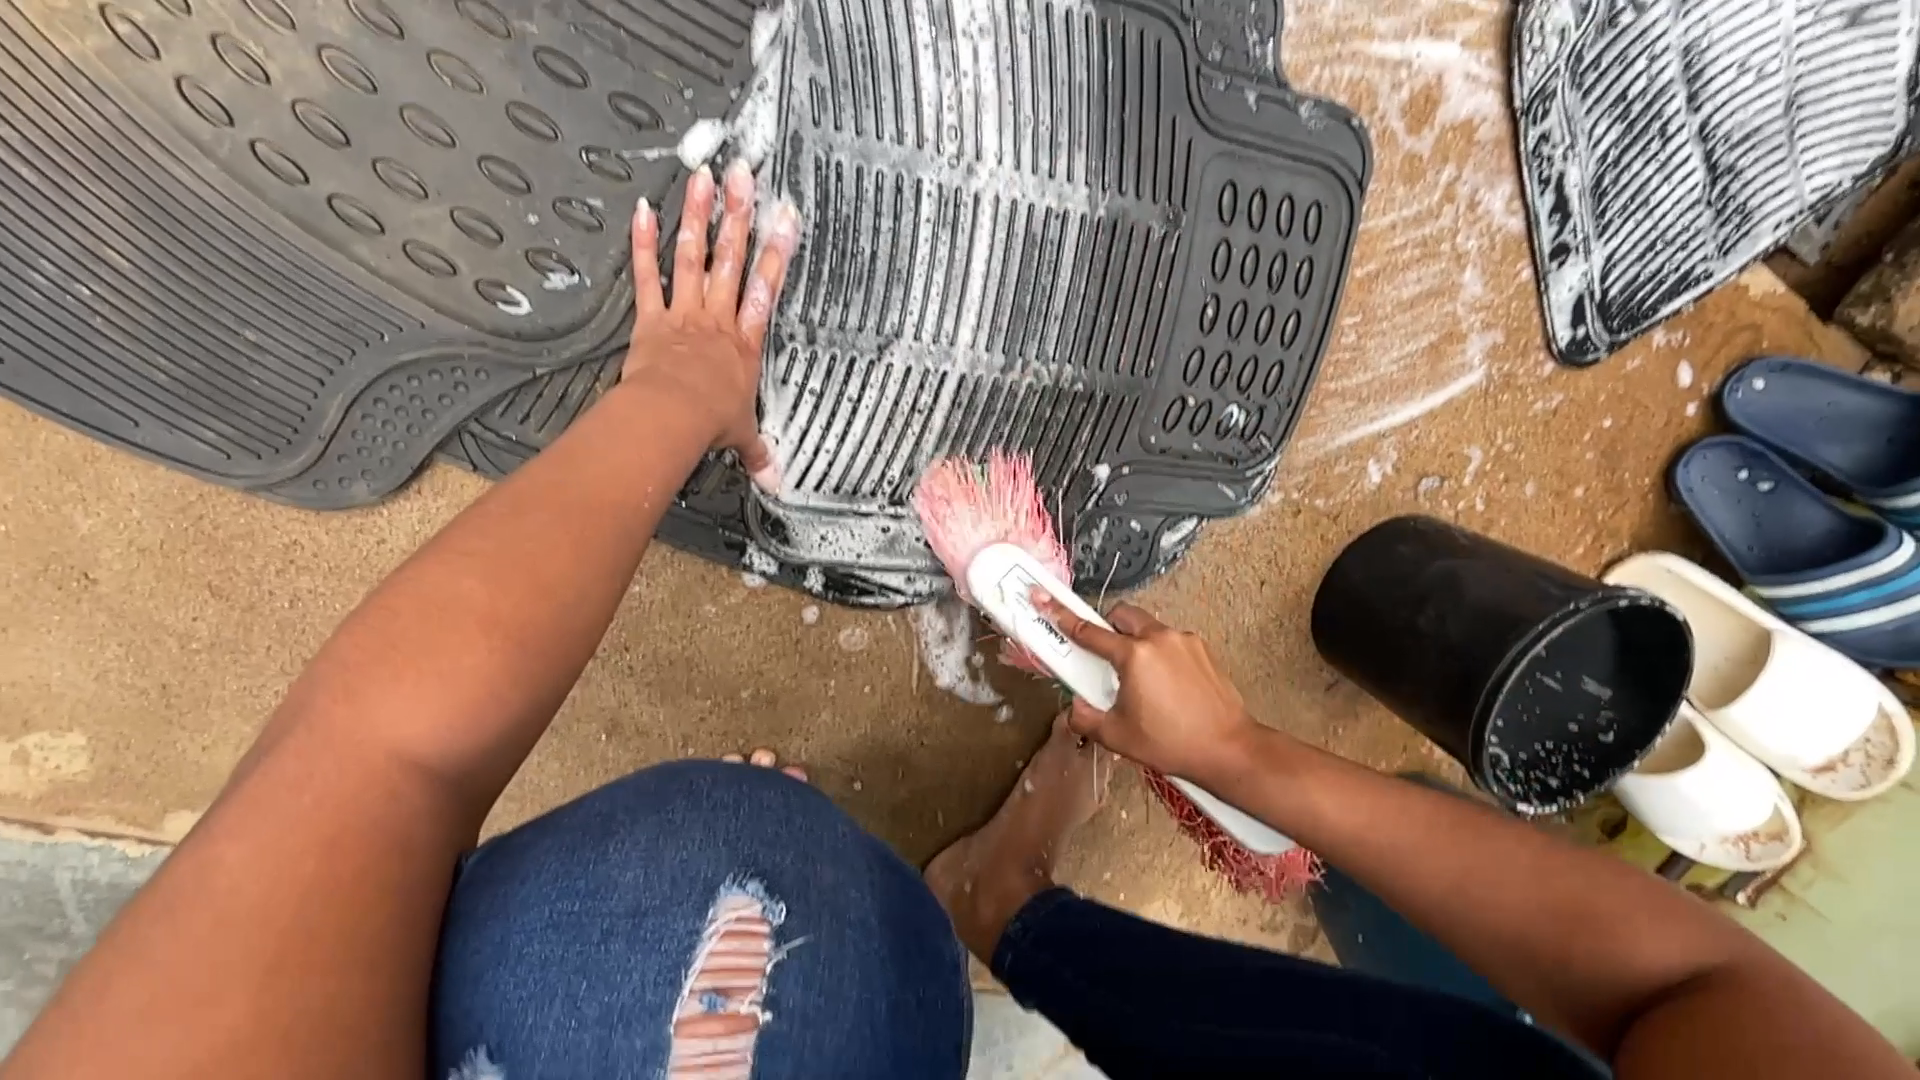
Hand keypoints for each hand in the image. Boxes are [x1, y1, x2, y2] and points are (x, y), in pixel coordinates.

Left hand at [625, 160, 800, 489]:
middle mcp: (719, 319)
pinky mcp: (652, 318)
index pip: (767, 289)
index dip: (777, 252)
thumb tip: (775, 481)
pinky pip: (648, 277)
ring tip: (702, 177)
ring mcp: (685, 314)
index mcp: (745, 343)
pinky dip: (644, 245)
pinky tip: (643, 211)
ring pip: (695, 257)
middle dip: (741, 216)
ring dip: (699, 217)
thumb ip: (757, 452)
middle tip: (744, 175)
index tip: (786, 216)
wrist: (673, 417)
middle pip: (733, 259)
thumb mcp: (741, 437)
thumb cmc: (711, 422)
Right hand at [1033, 594, 1261, 782]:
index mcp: (1134, 656)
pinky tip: (1163, 684)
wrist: (1227, 749)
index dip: (1063, 617)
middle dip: (1108, 628)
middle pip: (1122, 615)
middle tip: (1103, 656)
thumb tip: (1076, 707)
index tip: (1046, 601)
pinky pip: (1170, 641)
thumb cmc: (1173, 743)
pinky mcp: (1202, 651)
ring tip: (1137, 677)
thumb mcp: (1117, 736)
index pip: (1088, 632)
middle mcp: (1159, 639)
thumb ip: (1085, 717)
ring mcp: (1184, 642)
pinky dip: (1159, 653)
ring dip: (1135, 641)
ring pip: (1148, 626)